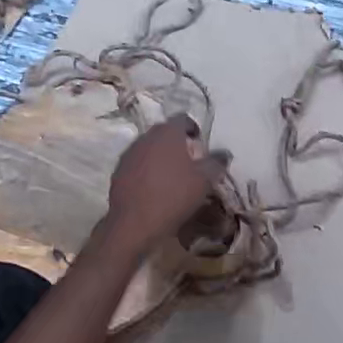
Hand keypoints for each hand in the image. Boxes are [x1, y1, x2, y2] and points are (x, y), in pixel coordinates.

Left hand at [102, 116, 229, 257]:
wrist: (134, 223)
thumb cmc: (174, 196)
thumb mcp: (204, 180)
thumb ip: (216, 162)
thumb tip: (224, 153)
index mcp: (168, 133)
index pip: (183, 119)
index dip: (194, 129)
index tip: (201, 144)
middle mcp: (146, 137)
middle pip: (164, 132)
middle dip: (177, 142)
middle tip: (189, 160)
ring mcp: (129, 153)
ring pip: (149, 147)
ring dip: (161, 155)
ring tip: (172, 174)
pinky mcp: (118, 171)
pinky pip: (138, 163)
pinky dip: (147, 169)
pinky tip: (154, 186)